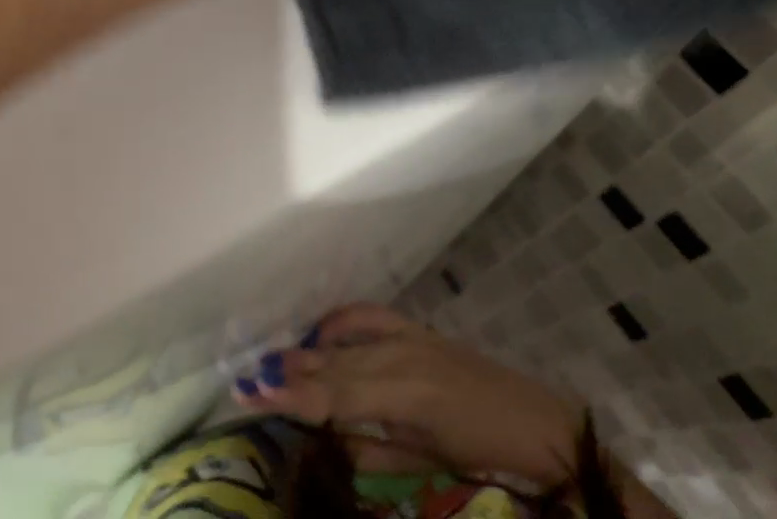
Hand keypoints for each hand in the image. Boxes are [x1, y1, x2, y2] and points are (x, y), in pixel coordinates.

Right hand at [232, 303, 584, 483]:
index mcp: (404, 395)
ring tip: (271, 358)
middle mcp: (401, 357)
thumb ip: (365, 446)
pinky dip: (340, 321)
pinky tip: (319, 331)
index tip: (251, 393)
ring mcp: (409, 336)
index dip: (291, 394)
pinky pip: (369, 316)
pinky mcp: (417, 328)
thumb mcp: (419, 459)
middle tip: (245, 378)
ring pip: (345, 343)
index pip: (334, 394)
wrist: (531, 420)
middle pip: (333, 364)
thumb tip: (319, 434)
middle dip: (288, 371)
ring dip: (307, 350)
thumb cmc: (476, 450)